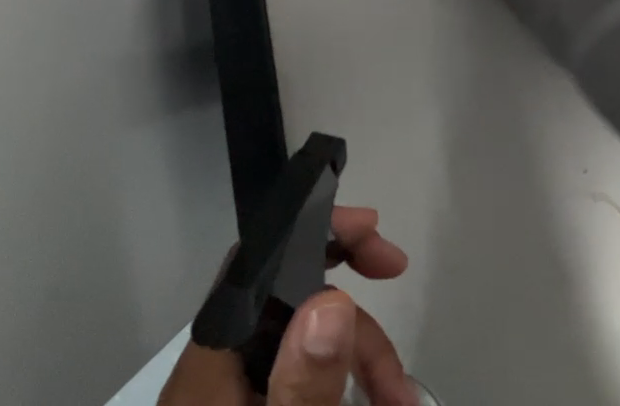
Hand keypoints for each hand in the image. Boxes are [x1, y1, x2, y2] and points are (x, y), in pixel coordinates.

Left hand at [157, 207, 416, 405]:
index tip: (370, 229)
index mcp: (217, 359)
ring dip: (365, 356)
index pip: (258, 263)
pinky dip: (349, 381)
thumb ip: (303, 384)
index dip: (314, 231)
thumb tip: (330, 301)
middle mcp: (224, 365)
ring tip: (402, 399)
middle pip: (297, 298)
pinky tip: (377, 400)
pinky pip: (308, 375)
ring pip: (313, 341)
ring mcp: (241, 391)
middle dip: (355, 296)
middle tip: (398, 269)